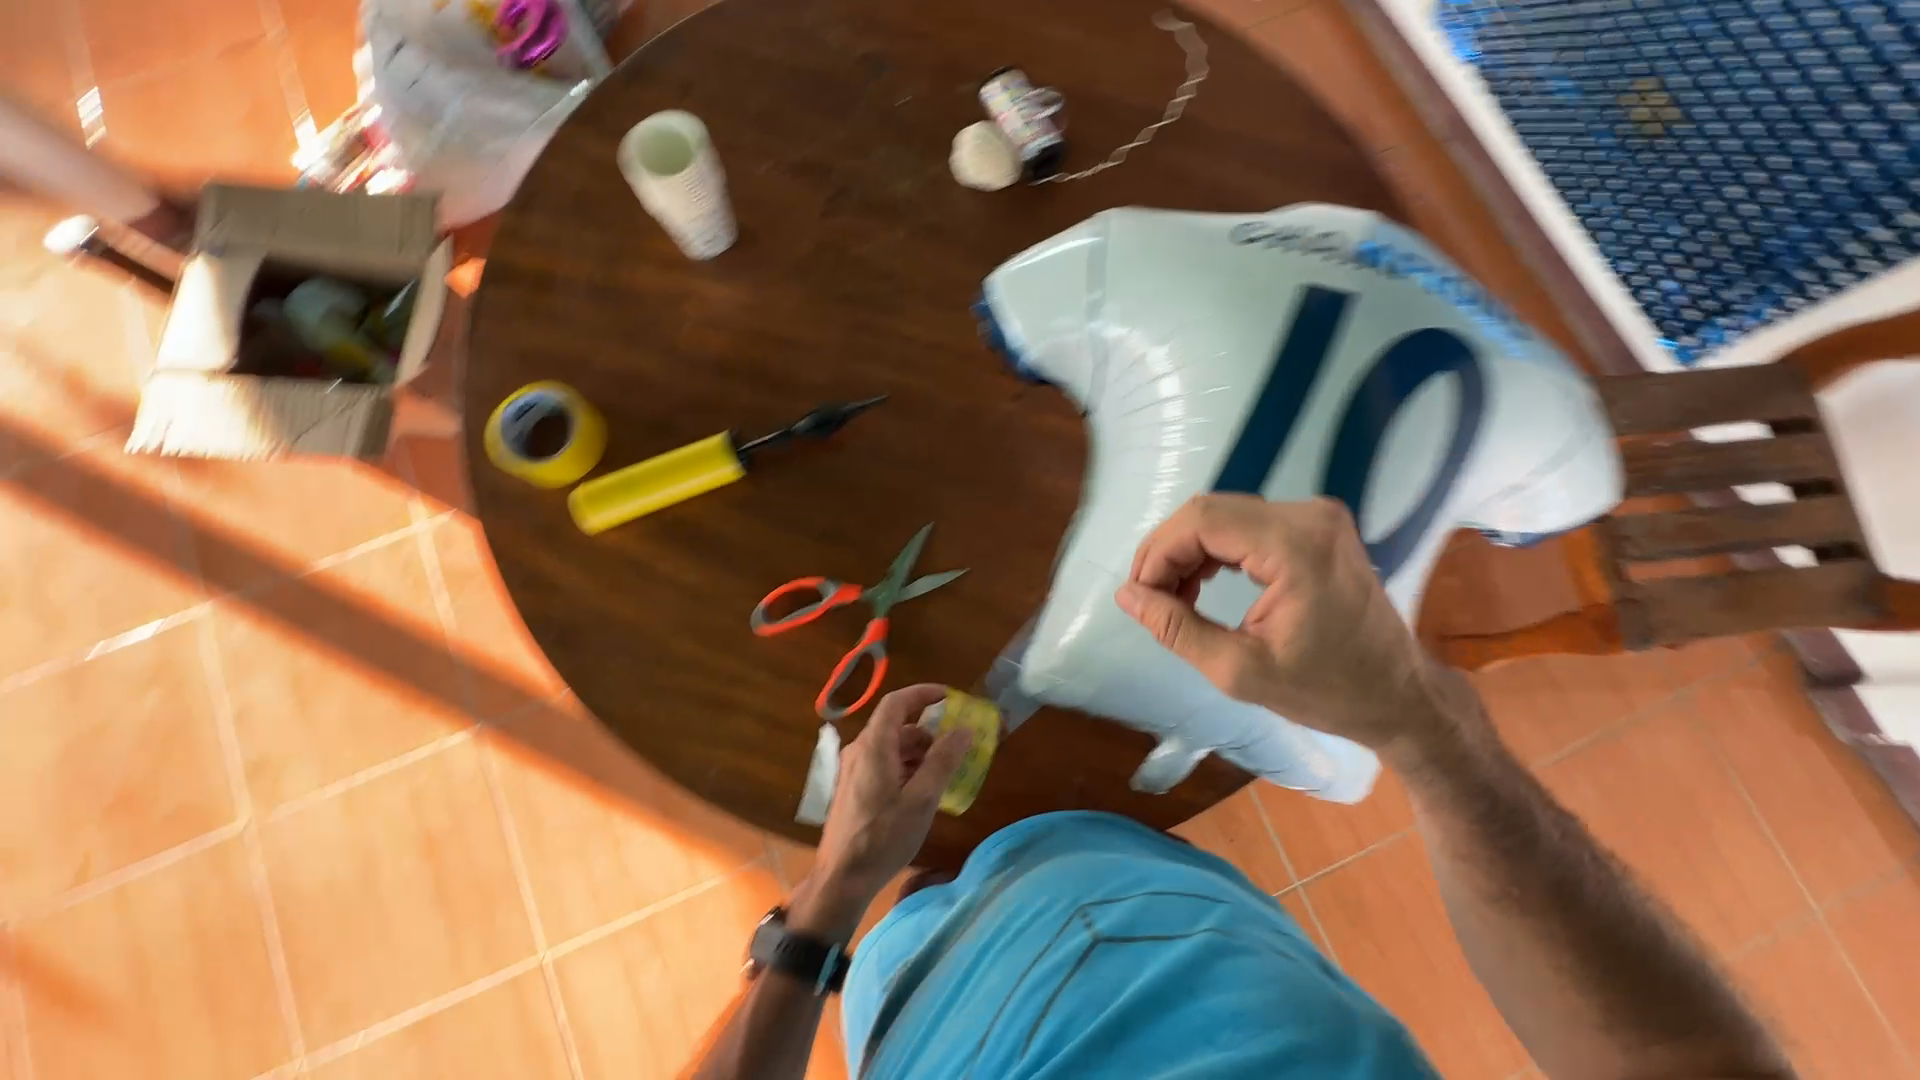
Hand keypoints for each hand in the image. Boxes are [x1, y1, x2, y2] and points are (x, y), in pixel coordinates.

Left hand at [812, 684, 971, 906]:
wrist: (842, 877)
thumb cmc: (884, 836)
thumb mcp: (922, 800)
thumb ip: (943, 761)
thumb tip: (963, 729)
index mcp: (873, 746)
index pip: (896, 702)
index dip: (923, 694)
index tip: (949, 696)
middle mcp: (859, 751)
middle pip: (895, 725)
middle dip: (927, 730)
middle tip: (954, 746)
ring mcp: (852, 771)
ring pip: (889, 747)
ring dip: (917, 751)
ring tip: (942, 772)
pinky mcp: (852, 789)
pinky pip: (881, 764)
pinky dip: (904, 766)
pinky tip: (920, 791)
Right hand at [1114, 494, 1440, 755]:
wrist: (1399, 694)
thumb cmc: (1326, 691)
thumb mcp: (1239, 671)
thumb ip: (1176, 628)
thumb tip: (1127, 594)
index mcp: (1295, 545)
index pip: (1201, 521)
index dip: (1158, 553)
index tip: (1140, 596)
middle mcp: (1307, 515)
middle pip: (1209, 511)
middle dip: (1168, 552)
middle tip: (1151, 598)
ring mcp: (1316, 517)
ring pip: (1223, 514)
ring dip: (1188, 550)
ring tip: (1173, 596)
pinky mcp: (1317, 527)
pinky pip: (1247, 524)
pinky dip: (1215, 549)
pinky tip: (1202, 582)